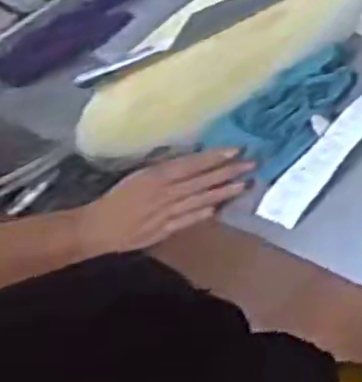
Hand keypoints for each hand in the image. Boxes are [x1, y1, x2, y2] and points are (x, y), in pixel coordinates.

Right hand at [75, 149, 252, 256]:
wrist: (88, 230)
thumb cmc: (118, 197)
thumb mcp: (141, 176)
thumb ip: (170, 167)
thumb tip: (201, 155)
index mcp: (154, 179)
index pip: (189, 165)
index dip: (214, 157)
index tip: (238, 150)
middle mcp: (161, 196)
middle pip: (199, 182)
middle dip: (228, 173)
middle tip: (252, 165)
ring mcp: (160, 215)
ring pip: (197, 201)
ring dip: (222, 193)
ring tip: (245, 185)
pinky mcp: (158, 231)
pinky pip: (183, 221)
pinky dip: (200, 215)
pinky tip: (216, 209)